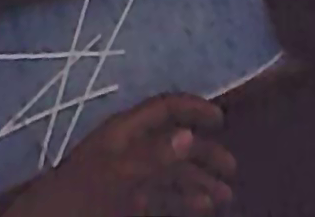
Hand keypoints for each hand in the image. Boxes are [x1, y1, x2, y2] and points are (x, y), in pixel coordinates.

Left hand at [1, 94, 237, 216]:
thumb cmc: (82, 195)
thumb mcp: (119, 174)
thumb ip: (154, 156)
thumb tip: (189, 134)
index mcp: (125, 132)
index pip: (163, 109)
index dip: (192, 109)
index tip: (221, 120)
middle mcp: (129, 148)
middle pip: (172, 141)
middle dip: (202, 152)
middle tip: (232, 170)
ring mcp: (128, 176)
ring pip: (170, 171)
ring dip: (198, 180)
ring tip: (226, 196)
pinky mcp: (126, 202)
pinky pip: (161, 195)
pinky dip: (182, 198)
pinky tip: (201, 206)